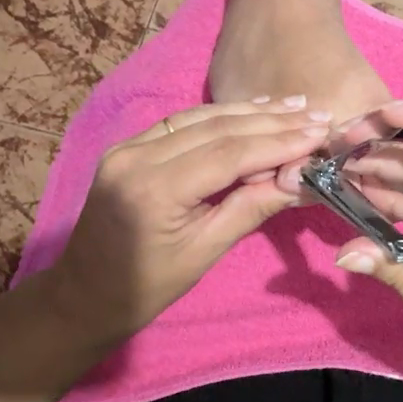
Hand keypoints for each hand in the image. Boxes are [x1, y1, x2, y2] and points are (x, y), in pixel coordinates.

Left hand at [42, 97, 332, 341]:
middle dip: (272, 121)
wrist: (82, 296)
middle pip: (217, 128)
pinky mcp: (129, 146)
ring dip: (252, 112)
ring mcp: (129, 147)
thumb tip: (302, 178)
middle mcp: (138, 157)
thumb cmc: (147, 287)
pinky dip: (223, 116)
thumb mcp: (206, 252)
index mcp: (154, 190)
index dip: (279, 141)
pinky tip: (255, 111)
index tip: (320, 132)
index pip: (229, 153)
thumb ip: (252, 207)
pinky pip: (184, 123)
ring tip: (297, 105)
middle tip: (319, 115)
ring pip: (202, 118)